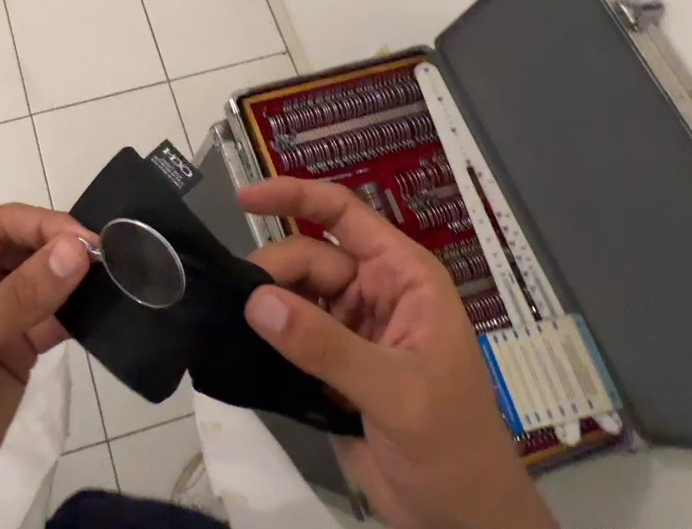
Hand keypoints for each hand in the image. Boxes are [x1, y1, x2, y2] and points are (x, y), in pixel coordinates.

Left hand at [0, 204, 92, 528]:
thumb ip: (18, 297)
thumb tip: (77, 249)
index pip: (2, 224)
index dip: (48, 228)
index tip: (95, 242)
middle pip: (26, 246)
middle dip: (66, 251)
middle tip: (118, 261)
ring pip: (42, 280)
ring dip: (75, 281)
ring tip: (123, 280)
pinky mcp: (11, 350)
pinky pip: (50, 319)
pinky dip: (77, 315)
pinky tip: (106, 312)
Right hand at [240, 177, 555, 528]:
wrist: (460, 522)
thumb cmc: (452, 446)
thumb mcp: (396, 391)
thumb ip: (326, 346)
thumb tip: (256, 300)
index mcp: (403, 277)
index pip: (344, 216)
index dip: (295, 196)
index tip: (243, 196)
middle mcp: (373, 293)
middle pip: (307, 258)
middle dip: (273, 273)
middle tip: (241, 307)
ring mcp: (349, 331)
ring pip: (292, 295)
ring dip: (263, 305)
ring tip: (231, 322)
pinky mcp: (327, 367)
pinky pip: (287, 334)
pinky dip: (263, 336)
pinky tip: (236, 343)